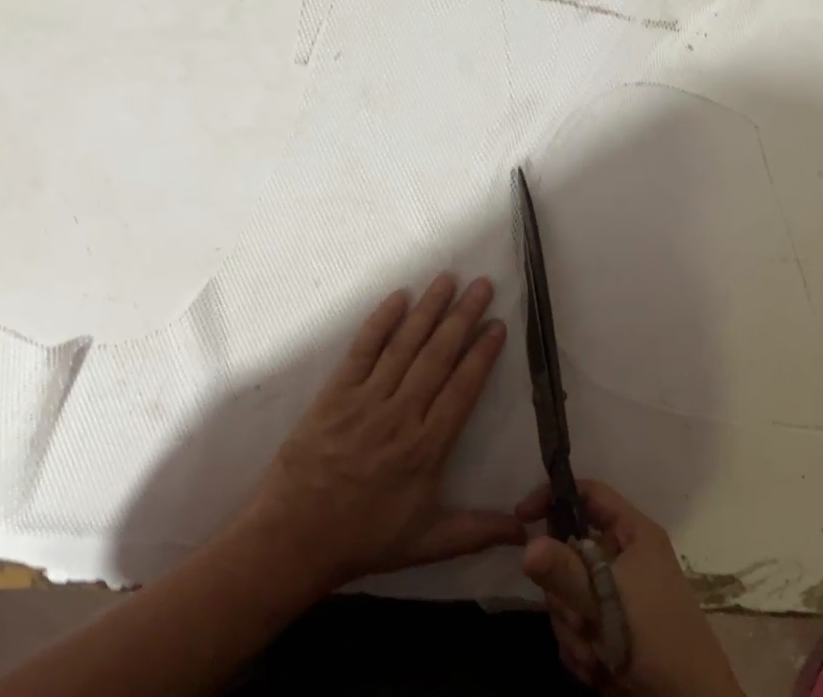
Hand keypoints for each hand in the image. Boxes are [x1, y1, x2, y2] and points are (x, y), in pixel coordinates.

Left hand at [236, 273, 522, 590]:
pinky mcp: (335, 394)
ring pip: (404, 345)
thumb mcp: (428, 543)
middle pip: (438, 356)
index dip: (482, 354)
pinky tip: (398, 297)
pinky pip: (362, 350)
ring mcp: (366, 400)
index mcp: (427, 447)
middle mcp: (401, 415)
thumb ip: (478, 532)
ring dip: (428, 310)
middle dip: (462, 317)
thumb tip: (527, 536)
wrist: (294, 538)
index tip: (498, 325)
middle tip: (483, 285)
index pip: (463, 388)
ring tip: (447, 279)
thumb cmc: (364, 539)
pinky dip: (380, 321)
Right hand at [519, 480, 741, 696]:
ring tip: (592, 652)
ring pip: (566, 592)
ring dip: (570, 626)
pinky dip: (577, 647)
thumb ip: (564, 571)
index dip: (553, 497)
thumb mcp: (607, 600)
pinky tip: (594, 667)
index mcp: (633, 534)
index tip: (522, 518)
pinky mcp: (608, 628)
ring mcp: (615, 594)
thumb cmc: (656, 637)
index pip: (588, 494)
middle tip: (575, 616)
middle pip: (567, 549)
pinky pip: (573, 624)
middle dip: (563, 590)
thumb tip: (526, 546)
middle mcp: (622, 558)